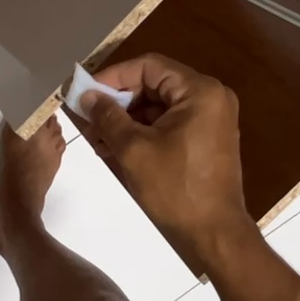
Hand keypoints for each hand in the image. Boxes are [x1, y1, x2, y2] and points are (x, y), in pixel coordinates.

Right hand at [83, 54, 257, 268]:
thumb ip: (108, 117)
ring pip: (158, 107)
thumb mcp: (133, 150)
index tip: (86, 93)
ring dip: (127, 120)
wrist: (214, 233)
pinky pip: (168, 125)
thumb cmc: (175, 189)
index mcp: (200, 92)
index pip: (149, 66)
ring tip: (96, 138)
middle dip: (118, 101)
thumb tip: (88, 97)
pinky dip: (142, 133)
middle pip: (154, 85)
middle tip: (88, 118)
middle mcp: (210, 98)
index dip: (113, 76)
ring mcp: (210, 120)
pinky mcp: (205, 140)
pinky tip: (115, 148)